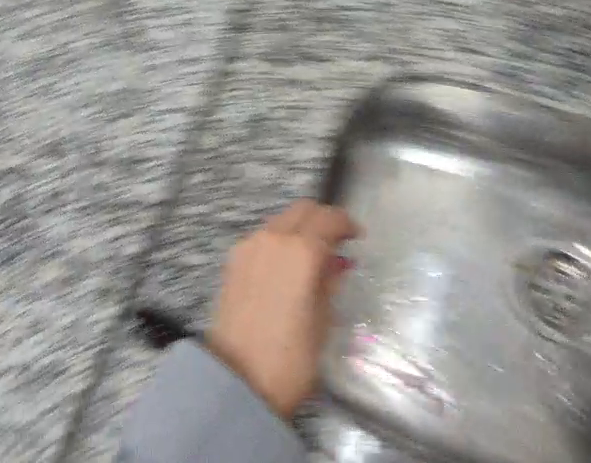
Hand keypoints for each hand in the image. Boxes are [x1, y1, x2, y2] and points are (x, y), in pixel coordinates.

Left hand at [205, 200, 360, 417]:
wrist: (237, 380)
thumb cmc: (291, 357)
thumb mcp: (323, 320)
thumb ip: (329, 282)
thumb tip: (336, 262)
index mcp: (301, 250)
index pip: (329, 218)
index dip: (346, 223)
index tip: (357, 237)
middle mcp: (272, 237)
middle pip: (302, 210)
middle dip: (322, 219)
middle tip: (338, 242)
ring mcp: (249, 246)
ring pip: (280, 220)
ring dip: (300, 229)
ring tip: (313, 257)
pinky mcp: (233, 260)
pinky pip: (263, 237)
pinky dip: (280, 241)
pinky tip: (288, 267)